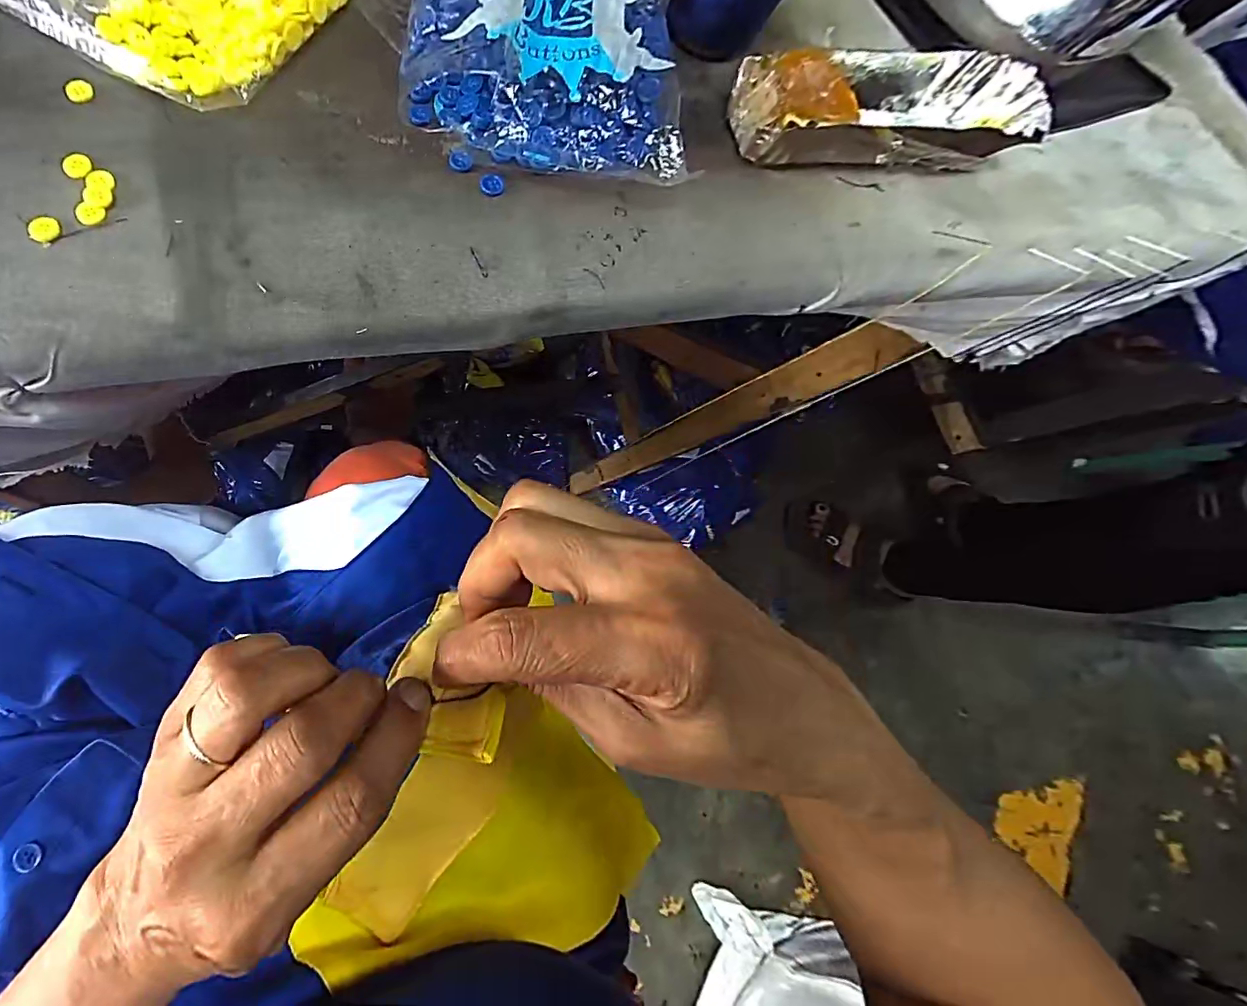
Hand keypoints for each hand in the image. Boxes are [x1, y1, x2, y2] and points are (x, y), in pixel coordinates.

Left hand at [6, 636, 431, 1005]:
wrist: (139, 913)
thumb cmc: (244, 899)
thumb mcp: (305, 889)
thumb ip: (352, 808)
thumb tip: (404, 706)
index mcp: (256, 902)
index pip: (348, 805)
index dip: (395, 737)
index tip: (414, 700)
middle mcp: (203, 846)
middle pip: (301, 742)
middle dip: (355, 696)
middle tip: (369, 691)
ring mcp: (168, 785)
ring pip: (244, 693)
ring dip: (307, 668)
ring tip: (322, 678)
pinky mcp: (155, 736)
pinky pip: (216, 666)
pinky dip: (268, 651)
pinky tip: (284, 670)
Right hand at [433, 482, 902, 806]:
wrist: (802, 701)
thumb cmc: (729, 744)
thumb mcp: (633, 744)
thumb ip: (556, 689)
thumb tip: (492, 654)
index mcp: (649, 641)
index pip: (523, 630)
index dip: (465, 650)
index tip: (443, 670)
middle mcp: (643, 569)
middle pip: (519, 528)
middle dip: (476, 579)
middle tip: (482, 630)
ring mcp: (648, 539)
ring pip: (538, 501)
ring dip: (504, 551)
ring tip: (511, 605)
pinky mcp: (650, 532)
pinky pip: (568, 511)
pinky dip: (536, 543)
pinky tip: (548, 590)